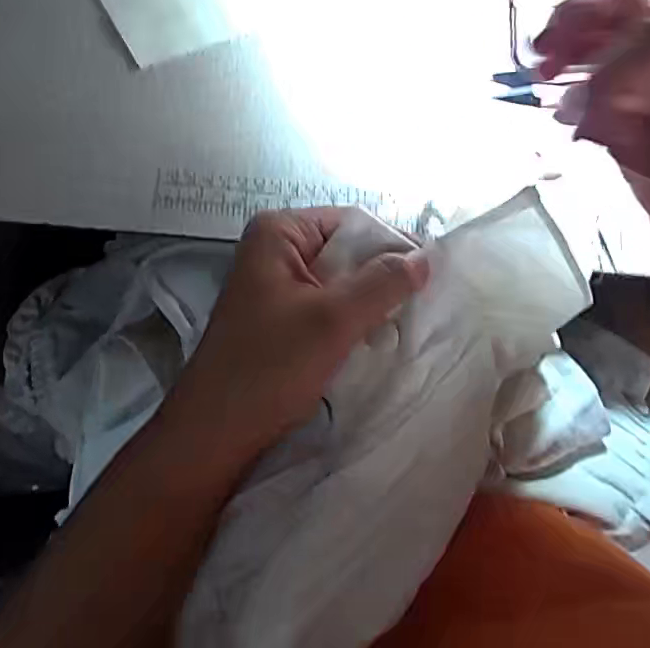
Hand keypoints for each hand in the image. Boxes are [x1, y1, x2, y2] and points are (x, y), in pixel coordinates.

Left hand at [158, 208, 428, 465]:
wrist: (216, 428)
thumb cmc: (270, 366)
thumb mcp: (333, 320)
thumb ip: (381, 284)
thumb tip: (425, 258)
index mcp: (278, 231)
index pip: (351, 222)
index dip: (393, 245)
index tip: (433, 278)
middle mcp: (274, 247)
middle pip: (346, 249)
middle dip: (381, 278)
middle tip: (419, 308)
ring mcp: (275, 280)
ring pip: (339, 279)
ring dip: (368, 302)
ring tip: (399, 328)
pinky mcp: (279, 312)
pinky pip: (326, 303)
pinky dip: (350, 319)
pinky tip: (371, 341)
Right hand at [534, 0, 649, 324]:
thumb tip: (612, 126)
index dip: (618, 69)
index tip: (584, 113)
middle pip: (640, 30)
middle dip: (586, 27)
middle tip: (544, 51)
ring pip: (614, 61)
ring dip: (572, 54)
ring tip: (539, 72)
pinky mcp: (648, 145)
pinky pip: (604, 108)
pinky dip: (575, 99)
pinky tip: (557, 112)